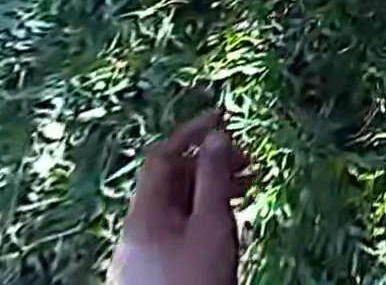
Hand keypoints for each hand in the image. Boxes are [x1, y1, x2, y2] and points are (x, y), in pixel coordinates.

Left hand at [108, 111, 244, 284]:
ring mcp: (141, 254)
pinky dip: (204, 210)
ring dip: (212, 186)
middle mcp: (135, 231)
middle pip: (170, 179)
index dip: (192, 132)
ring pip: (177, 203)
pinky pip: (177, 225)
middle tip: (247, 159)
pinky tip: (231, 213)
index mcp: (142, 216)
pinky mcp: (151, 270)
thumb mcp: (212, 221)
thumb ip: (213, 175)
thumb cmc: (198, 278)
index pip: (161, 157)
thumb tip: (215, 136)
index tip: (223, 117)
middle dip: (210, 162)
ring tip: (250, 184)